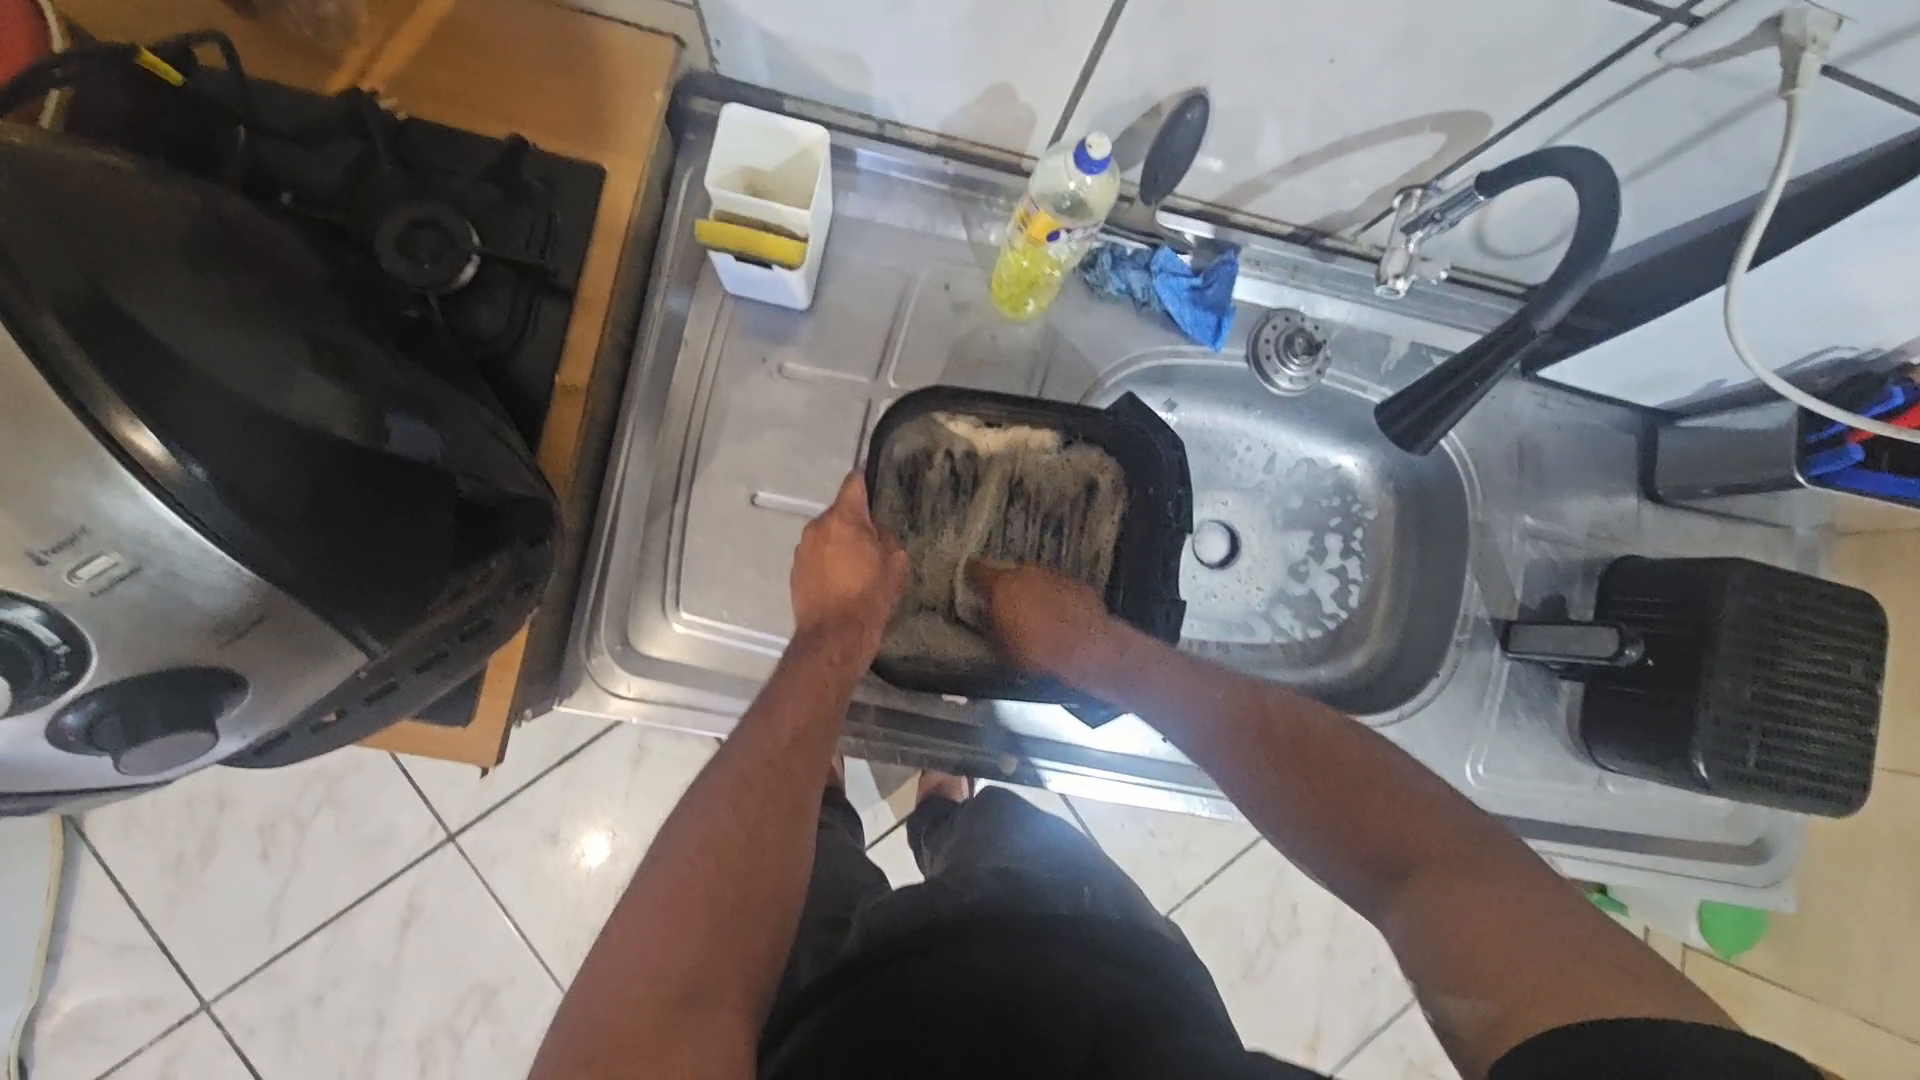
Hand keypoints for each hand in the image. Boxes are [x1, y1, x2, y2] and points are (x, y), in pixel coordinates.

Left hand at [791, 472, 910, 652]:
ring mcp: (802, 549)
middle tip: (876, 537)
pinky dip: (829, 561)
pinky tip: (843, 581)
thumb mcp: (896, 564)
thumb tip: (877, 534)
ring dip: (841, 543)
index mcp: (843, 518)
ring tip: (859, 565)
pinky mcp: (795, 571)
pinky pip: (817, 556)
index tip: (878, 477)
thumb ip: (888, 539)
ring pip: (827, 535)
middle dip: (857, 521)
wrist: (834, 637)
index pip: (854, 482)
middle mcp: (817, 527)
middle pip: (841, 512)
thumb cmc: (870, 596)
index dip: (868, 476)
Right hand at [963, 561, 1125, 678]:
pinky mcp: (1078, 584)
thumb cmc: (1036, 651)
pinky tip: (1062, 617)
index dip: (972, 573)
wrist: (1087, 649)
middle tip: (1009, 606)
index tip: (968, 573)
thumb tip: (987, 614)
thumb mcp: (1001, 646)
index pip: (978, 571)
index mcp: (1002, 585)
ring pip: (1038, 580)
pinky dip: (1058, 599)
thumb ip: (991, 624)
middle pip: (1012, 575)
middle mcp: (1027, 573)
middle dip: (1009, 588)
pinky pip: (1060, 589)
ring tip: (1038, 615)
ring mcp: (1055, 575)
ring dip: (1035, 593)